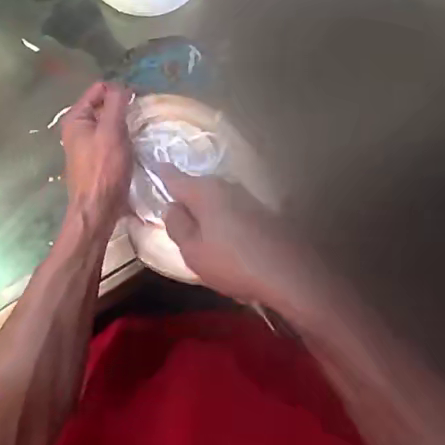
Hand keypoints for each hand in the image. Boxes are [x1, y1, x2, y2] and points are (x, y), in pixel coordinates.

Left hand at [59, 81, 132, 232]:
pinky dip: (123, 138)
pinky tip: (134, 145)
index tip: (139, 99)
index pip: (98, 89)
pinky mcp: (96, 160)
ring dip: (124, 124)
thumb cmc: (104, 169)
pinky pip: (111, 139)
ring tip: (140, 130)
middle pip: (103, 105)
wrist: (97, 210)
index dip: (119, 90)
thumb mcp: (112, 131)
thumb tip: (122, 85)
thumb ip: (116, 103)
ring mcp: (85, 145)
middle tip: (142, 115)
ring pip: (109, 123)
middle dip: (122, 107)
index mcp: (75, 118)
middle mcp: (76, 129)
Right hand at [161, 171, 333, 322]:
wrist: (292, 275)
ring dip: (208, 213)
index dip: (160, 173)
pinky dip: (226, 222)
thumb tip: (171, 207)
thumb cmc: (233, 262)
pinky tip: (227, 244)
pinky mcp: (265, 214)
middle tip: (175, 218)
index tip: (151, 168)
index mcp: (203, 191)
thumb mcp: (192, 251)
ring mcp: (249, 198)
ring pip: (218, 201)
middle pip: (197, 188)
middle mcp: (226, 186)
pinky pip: (234, 213)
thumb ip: (176, 225)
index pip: (173, 175)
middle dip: (186, 198)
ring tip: (202, 236)